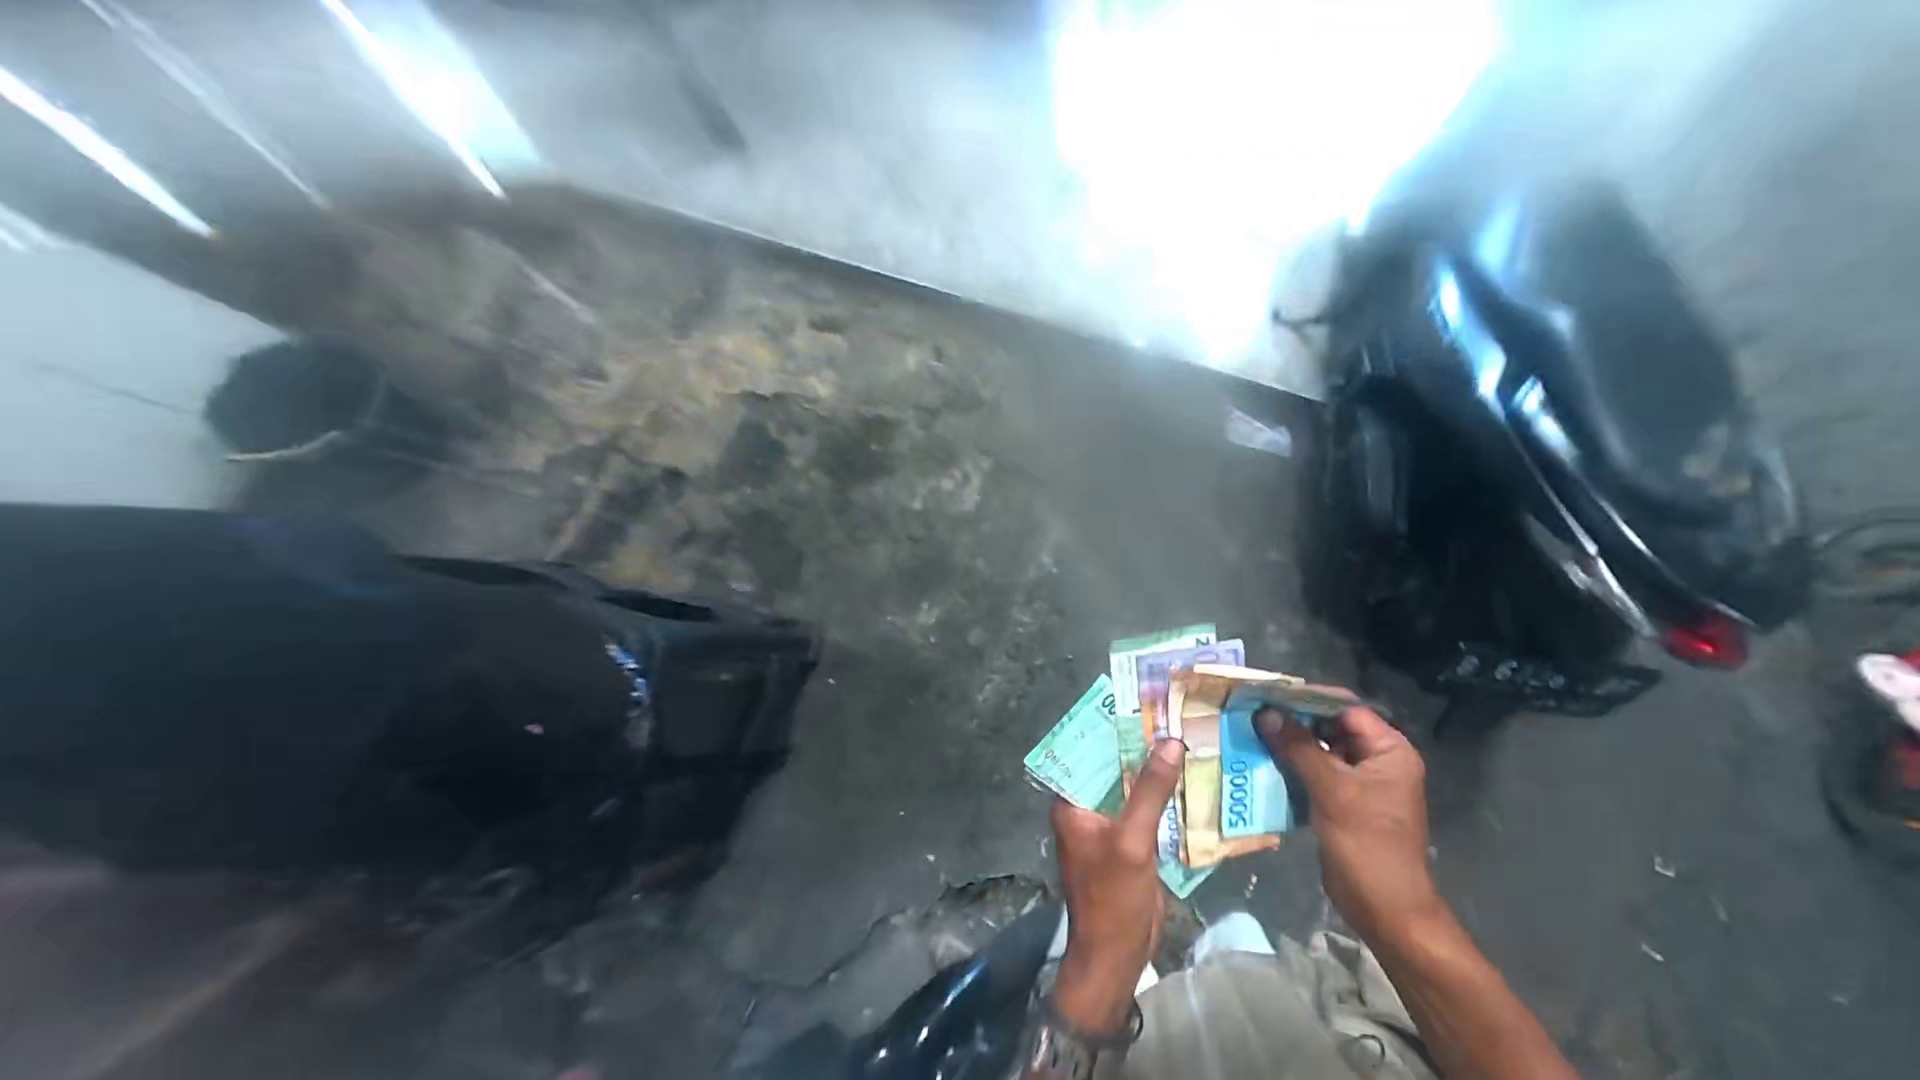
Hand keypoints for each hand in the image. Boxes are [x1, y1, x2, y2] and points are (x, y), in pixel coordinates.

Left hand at [1047, 738, 1184, 1034]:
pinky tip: (1192, 777)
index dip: (1111, 724)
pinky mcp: (1129, 841)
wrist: (1116, 955)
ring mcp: (1108, 824)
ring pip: (1132, 786)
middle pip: (1112, 765)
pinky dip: (1165, 795)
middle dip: (1140, 744)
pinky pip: (1145, 808)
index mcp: (1071, 800)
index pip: (1086, 749)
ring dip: (1156, 768)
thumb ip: (1150, 791)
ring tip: (1188, 734)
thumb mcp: (1132, 840)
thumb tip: (1170, 741)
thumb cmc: (1112, 896)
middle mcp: (1085, 806)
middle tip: (1174, 713)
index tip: (1141, 699)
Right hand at [1259, 706, 1443, 946]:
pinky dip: (1290, 768)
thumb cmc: (1368, 845)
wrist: (1385, 909)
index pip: (1346, 711)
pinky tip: (1260, 762)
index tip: (1269, 695)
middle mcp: (1377, 762)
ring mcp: (1359, 784)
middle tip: (1253, 713)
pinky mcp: (1341, 803)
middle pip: (1330, 729)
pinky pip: (1313, 775)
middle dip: (1293, 722)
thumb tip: (1266, 712)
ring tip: (1250, 733)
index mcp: (1389, 752)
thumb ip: (1298, 748)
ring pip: (1318, 752)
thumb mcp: (1333, 791)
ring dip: (1288, 745)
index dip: (1309, 701)